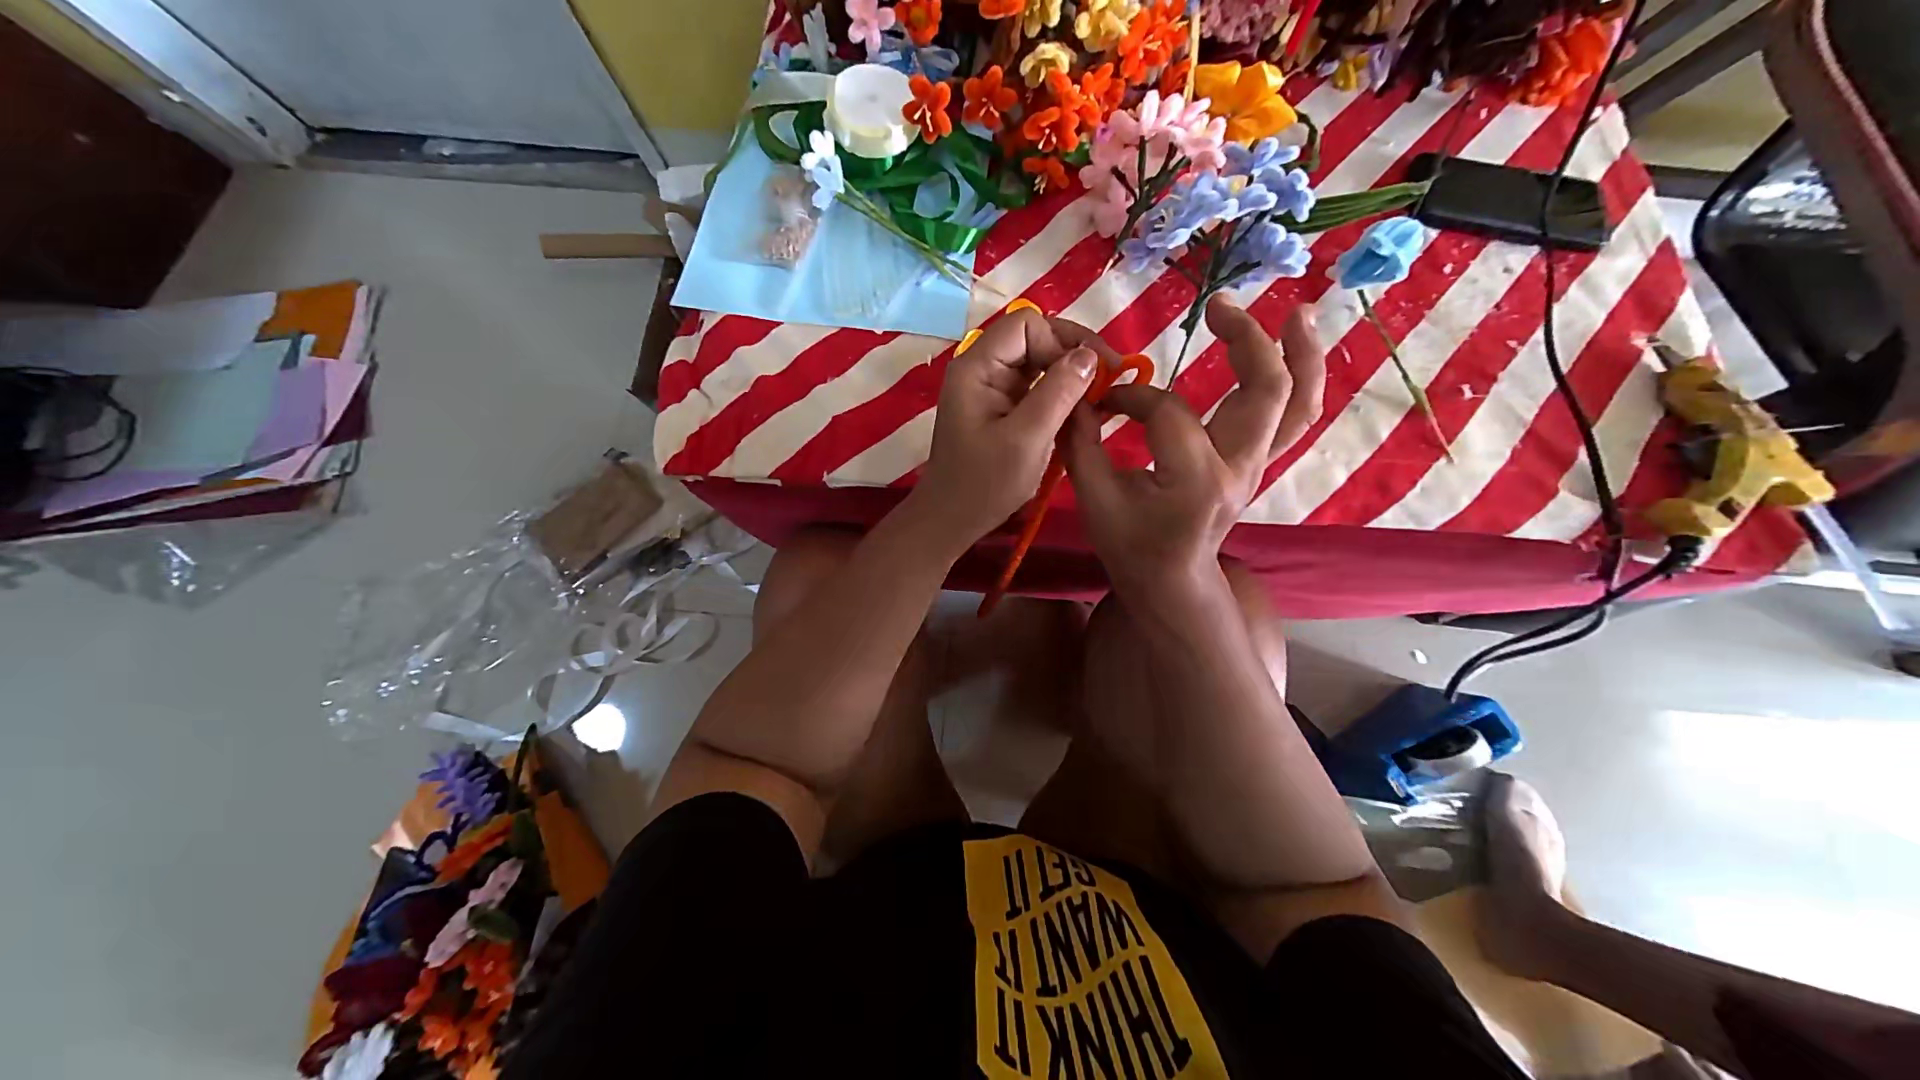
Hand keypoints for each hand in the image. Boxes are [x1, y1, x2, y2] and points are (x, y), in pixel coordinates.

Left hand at [916, 309, 1097, 539]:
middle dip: (1071, 354)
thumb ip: (1058, 393)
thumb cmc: (984, 484)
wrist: (952, 520)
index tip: (1093, 372)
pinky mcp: (1001, 407)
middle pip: (1034, 338)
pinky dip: (1060, 393)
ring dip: (1069, 374)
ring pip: (1038, 361)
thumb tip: (1089, 355)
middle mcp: (981, 368)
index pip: (1026, 325)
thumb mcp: (1027, 439)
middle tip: (1106, 379)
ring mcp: (991, 388)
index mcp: (977, 368)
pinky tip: (1081, 409)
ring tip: (1098, 396)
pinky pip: (1035, 385)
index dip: (1062, 341)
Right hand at [1062, 296, 1324, 602]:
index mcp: (1194, 480)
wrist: (1171, 582)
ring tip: (1298, 310)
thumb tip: (1079, 392)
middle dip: (1246, 339)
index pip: (1168, 413)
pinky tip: (1295, 346)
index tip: (1103, 402)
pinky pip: (1294, 419)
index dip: (1131, 397)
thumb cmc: (1130, 546)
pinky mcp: (1259, 464)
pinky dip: (1301, 380)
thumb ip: (1082, 443)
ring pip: (1297, 404)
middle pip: (1265, 391)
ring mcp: (1256, 467)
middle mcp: (1237, 468)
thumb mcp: (1095, 499)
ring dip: (1301, 354)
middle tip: (1218, 305)